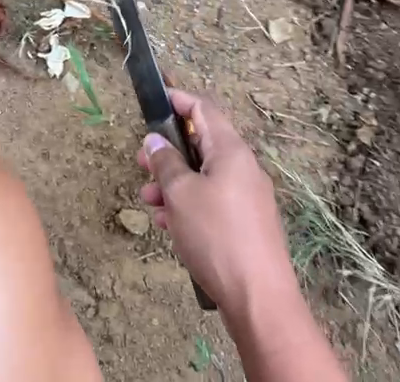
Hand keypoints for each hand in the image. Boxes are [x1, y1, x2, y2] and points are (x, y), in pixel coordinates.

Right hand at [137, 90, 296, 313]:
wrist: (259, 300)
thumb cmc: (216, 236)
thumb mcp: (180, 193)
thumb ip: (165, 162)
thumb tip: (155, 140)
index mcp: (231, 151)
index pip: (203, 109)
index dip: (178, 100)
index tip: (155, 99)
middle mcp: (243, 168)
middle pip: (202, 145)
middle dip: (168, 152)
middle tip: (140, 161)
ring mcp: (247, 198)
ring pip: (204, 176)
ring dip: (173, 183)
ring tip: (148, 201)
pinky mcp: (246, 225)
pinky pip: (212, 201)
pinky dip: (188, 205)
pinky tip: (167, 224)